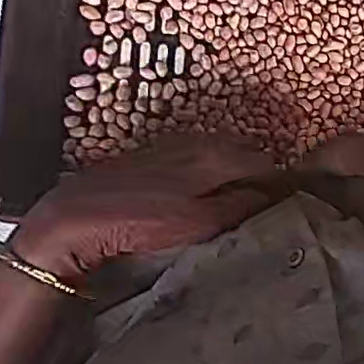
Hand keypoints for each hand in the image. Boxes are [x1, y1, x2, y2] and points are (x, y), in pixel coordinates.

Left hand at [9, 134, 278, 280]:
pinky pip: (201, 152)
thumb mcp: (202, 223)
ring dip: (237, 169)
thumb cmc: (143, 222)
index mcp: (219, 156)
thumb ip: (243, 204)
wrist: (77, 215)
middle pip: (248, 152)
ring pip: (224, 150)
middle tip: (264, 202)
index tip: (286, 204)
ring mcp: (178, 142)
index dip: (280, 184)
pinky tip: (205, 189)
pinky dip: (214, 167)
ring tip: (238, 198)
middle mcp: (202, 140)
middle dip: (261, 173)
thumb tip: (274, 193)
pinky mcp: (157, 150)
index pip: (267, 164)